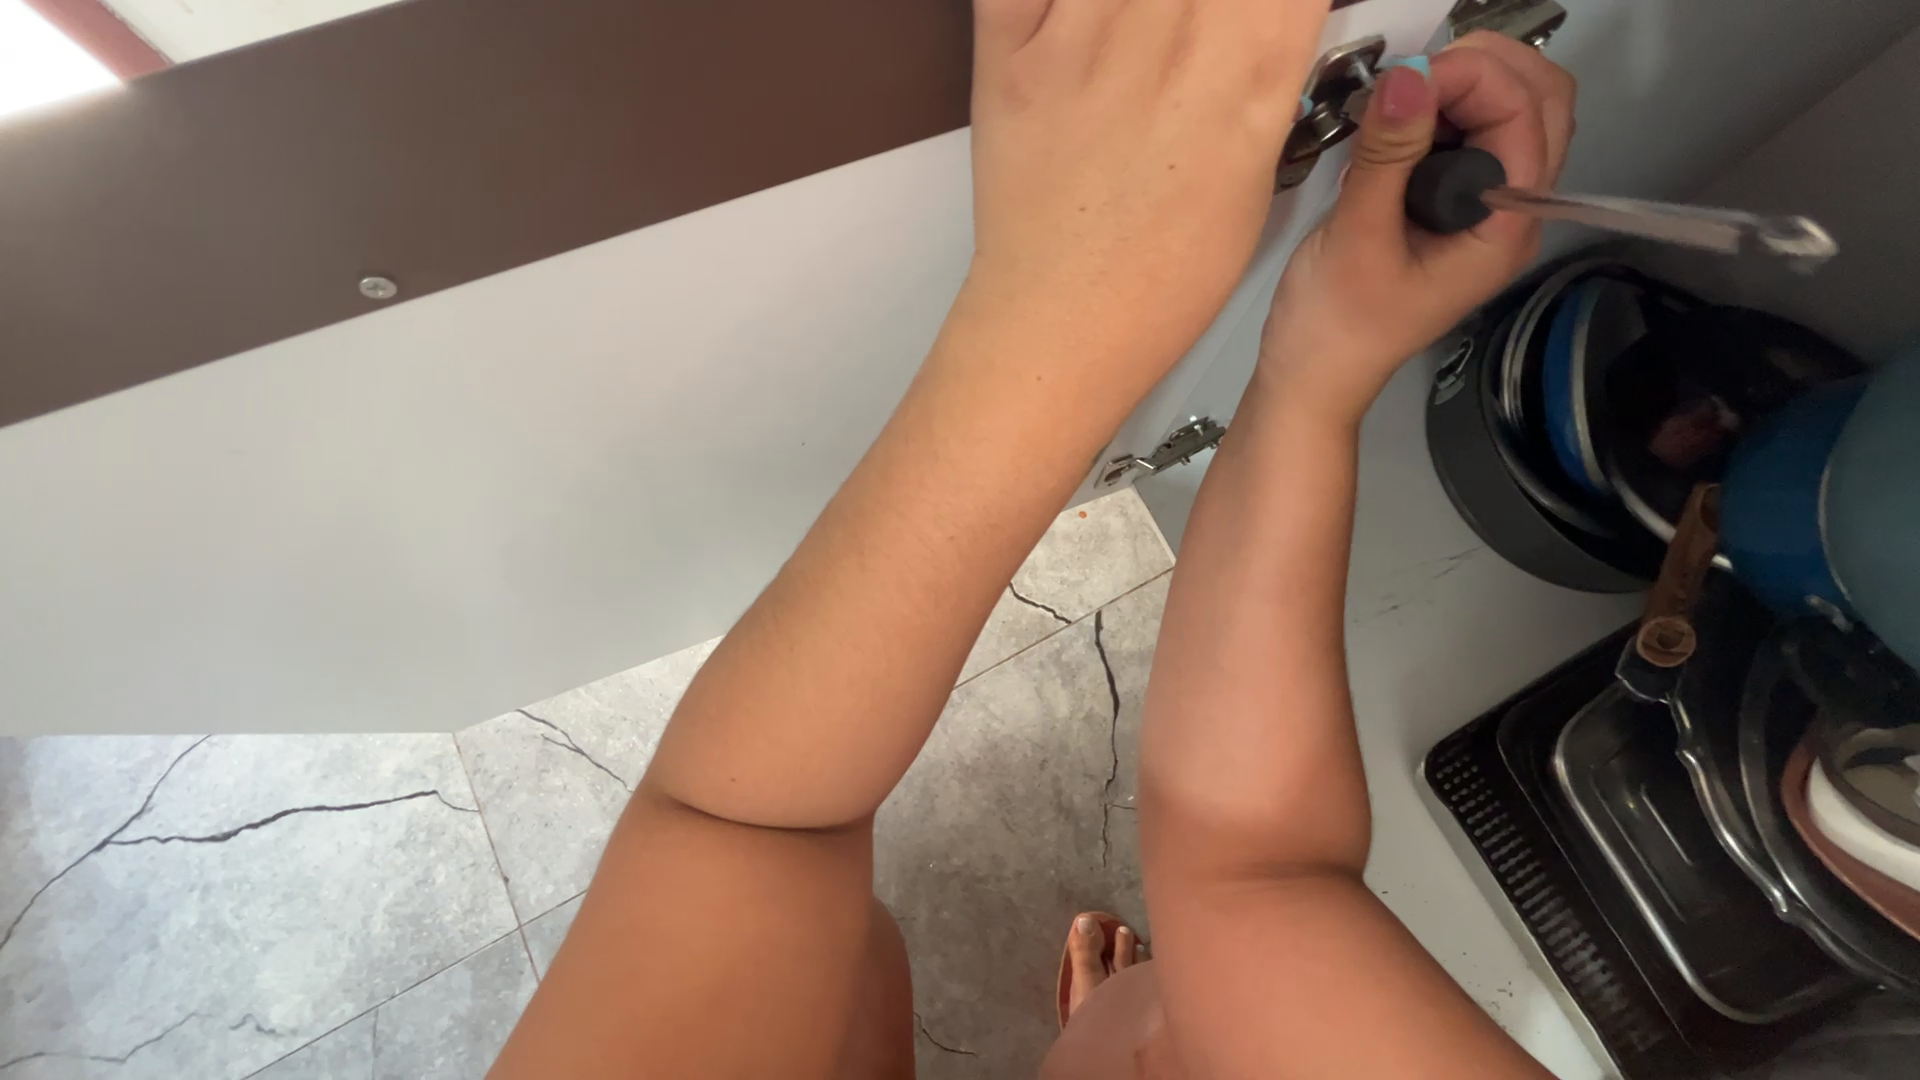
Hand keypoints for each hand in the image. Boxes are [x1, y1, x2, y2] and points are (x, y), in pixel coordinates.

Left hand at [961, 0, 1331, 398]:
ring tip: (1127, 47)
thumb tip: (1263, 21)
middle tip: (1182, 39)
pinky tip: (1068, 21)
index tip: (1246, 17)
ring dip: (1126, 7)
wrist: (1064, 326)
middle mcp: (1173, 27)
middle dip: (1195, 4)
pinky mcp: (1010, 55)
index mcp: (1254, 57)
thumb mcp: (1257, 178)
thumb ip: (1264, 75)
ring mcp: (1082, 34)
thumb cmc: (1159, 282)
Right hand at [1255, 33, 1576, 423]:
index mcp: (1501, 226)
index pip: (1526, 113)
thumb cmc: (1332, 329)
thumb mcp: (1354, 240)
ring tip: (1394, 102)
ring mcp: (1477, 214)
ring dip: (1456, 91)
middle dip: (1479, 70)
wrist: (1310, 382)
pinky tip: (1392, 131)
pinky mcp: (1444, 216)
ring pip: (1501, 119)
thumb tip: (1408, 73)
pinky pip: (1462, 145)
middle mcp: (1505, 213)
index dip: (1474, 76)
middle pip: (1533, 105)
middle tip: (1405, 78)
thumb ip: (1386, 156)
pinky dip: (1435, 120)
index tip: (1404, 78)